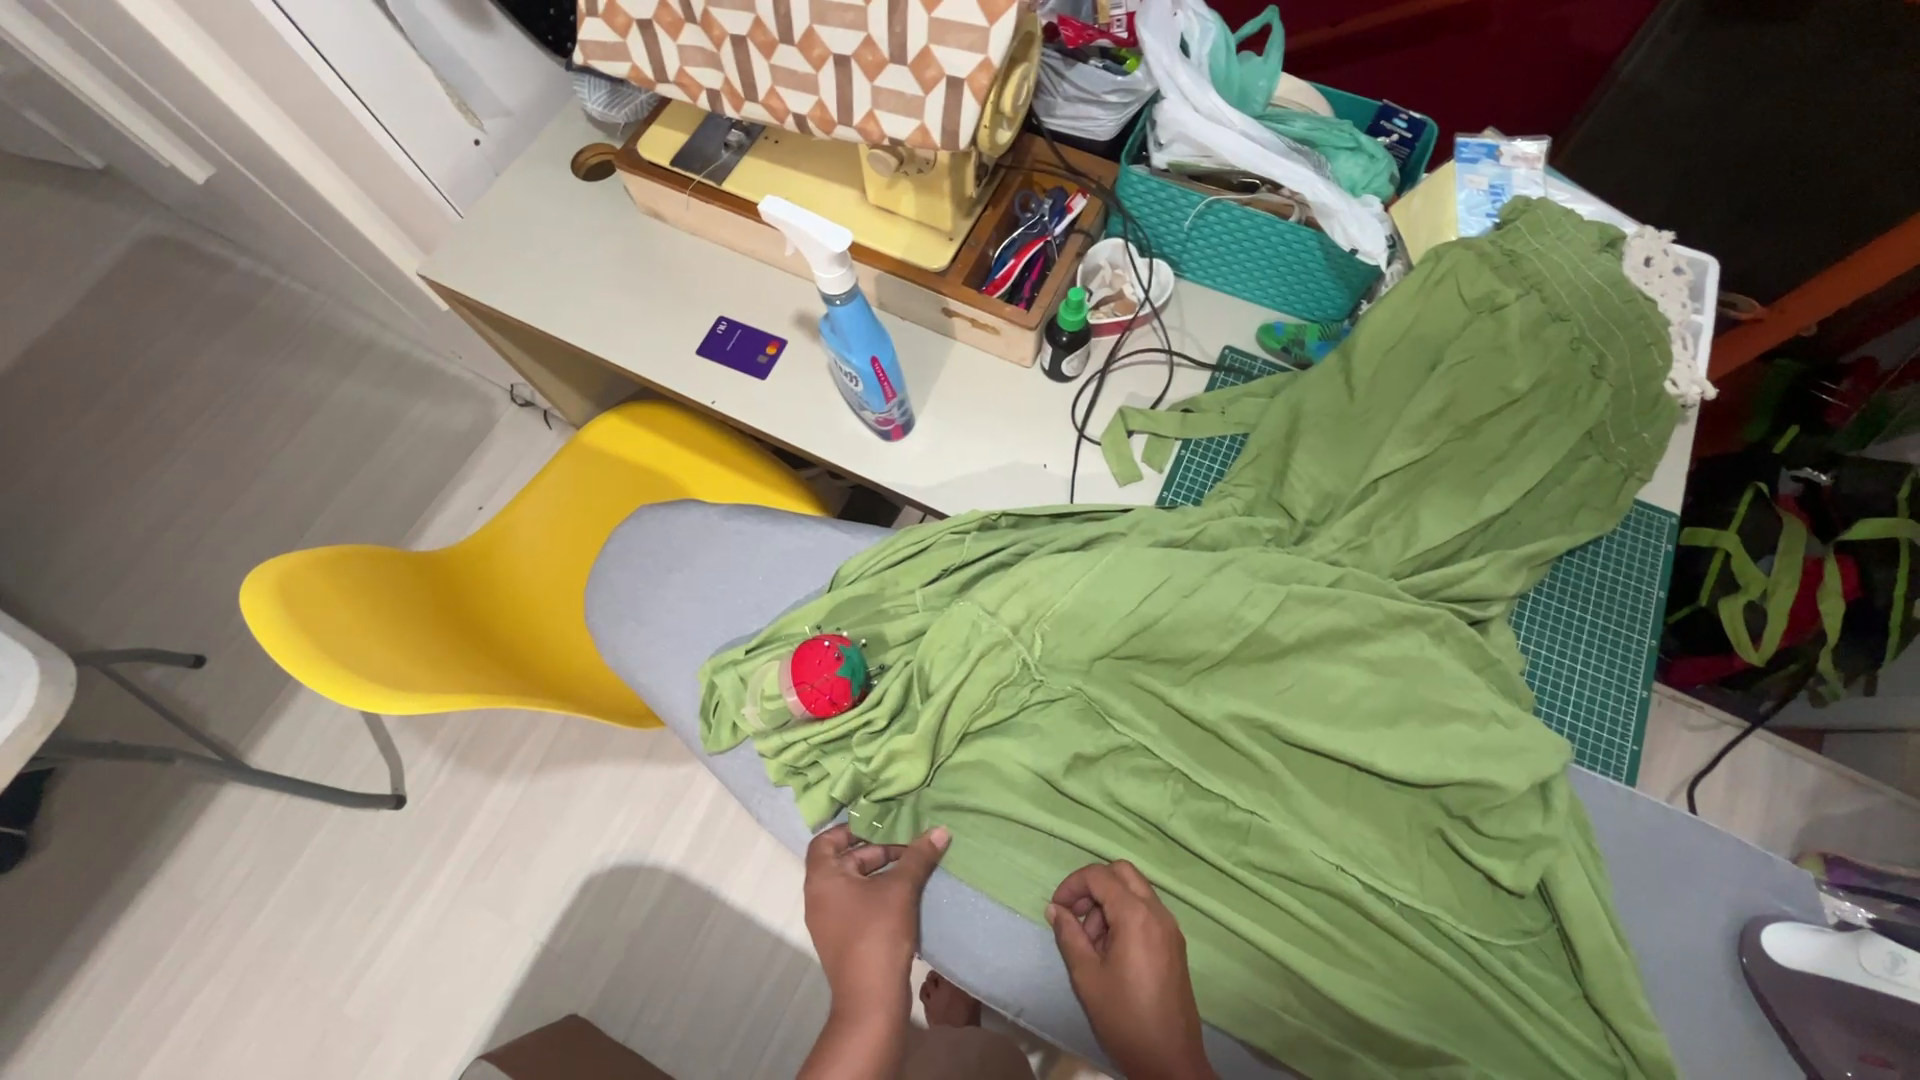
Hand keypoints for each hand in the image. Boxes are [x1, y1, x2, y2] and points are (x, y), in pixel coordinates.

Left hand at [803, 823, 949, 1006]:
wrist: (871, 999)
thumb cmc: (878, 932)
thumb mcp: (901, 888)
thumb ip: (918, 856)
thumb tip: (940, 830)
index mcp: (821, 878)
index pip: (826, 840)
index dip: (850, 828)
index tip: (879, 826)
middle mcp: (818, 897)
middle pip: (843, 860)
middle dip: (875, 851)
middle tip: (907, 847)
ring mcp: (828, 921)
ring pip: (852, 884)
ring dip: (879, 873)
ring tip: (910, 868)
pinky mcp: (842, 939)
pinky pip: (856, 904)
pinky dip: (876, 894)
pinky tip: (904, 896)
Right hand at [1046, 861, 1215, 1079]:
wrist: (1170, 1061)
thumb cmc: (1124, 1018)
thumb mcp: (1087, 976)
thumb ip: (1069, 935)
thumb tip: (1055, 908)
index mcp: (1136, 916)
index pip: (1099, 876)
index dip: (1072, 885)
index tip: (1057, 908)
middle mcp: (1158, 912)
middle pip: (1122, 872)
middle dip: (1093, 886)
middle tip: (1075, 915)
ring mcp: (1170, 927)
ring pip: (1135, 890)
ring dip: (1108, 902)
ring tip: (1091, 943)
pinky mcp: (1174, 944)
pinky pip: (1146, 911)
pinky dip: (1125, 915)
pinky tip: (1110, 950)